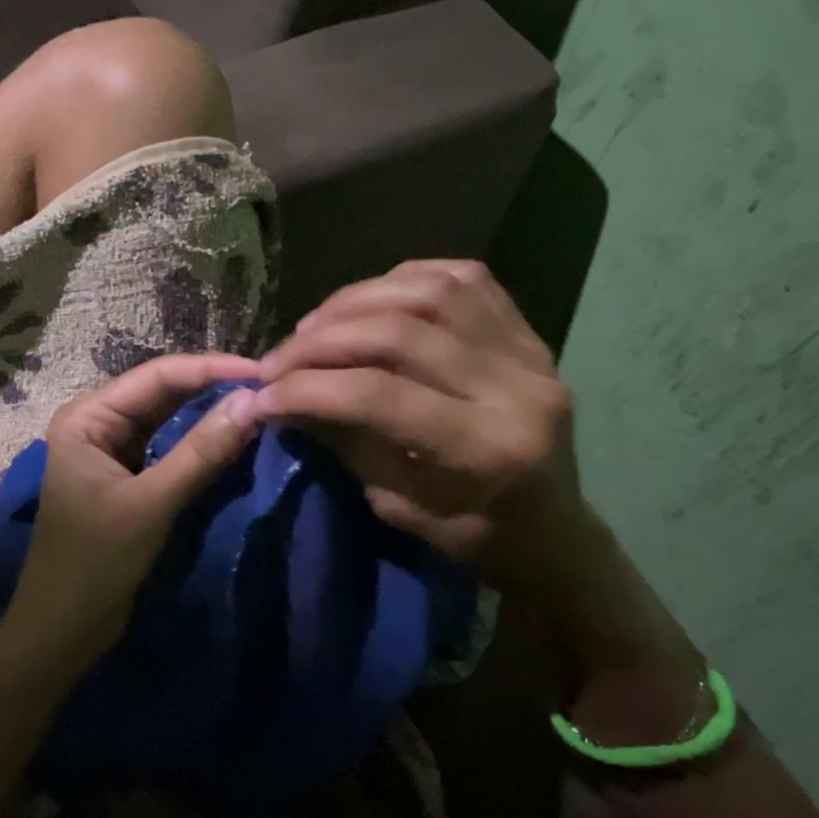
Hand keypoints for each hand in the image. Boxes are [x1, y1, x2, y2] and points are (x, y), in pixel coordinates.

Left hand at [1, 354, 262, 667]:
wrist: (63, 629)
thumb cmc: (95, 562)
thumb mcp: (151, 504)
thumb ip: (201, 452)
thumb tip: (253, 402)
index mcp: (86, 417)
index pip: (156, 376)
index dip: (210, 369)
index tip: (264, 372)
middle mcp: (97, 424)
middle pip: (163, 393)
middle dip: (214, 390)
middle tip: (272, 389)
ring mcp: (112, 452)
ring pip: (170, 421)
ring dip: (210, 417)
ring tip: (264, 408)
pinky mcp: (128, 479)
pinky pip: (169, 449)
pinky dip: (200, 446)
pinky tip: (237, 441)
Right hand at [256, 260, 575, 577]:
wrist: (556, 533)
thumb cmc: (474, 538)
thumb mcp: (398, 507)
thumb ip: (346, 441)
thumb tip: (281, 395)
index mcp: (486, 449)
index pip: (379, 395)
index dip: (308, 387)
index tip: (261, 395)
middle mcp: (516, 388)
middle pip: (400, 333)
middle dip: (321, 341)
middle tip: (277, 360)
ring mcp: (530, 353)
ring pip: (430, 291)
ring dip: (355, 301)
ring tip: (313, 326)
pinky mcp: (529, 333)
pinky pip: (464, 279)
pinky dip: (403, 280)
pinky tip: (367, 300)